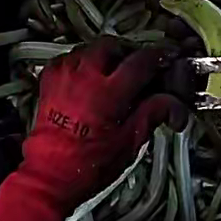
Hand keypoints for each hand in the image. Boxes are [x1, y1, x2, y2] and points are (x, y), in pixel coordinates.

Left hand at [0, 41, 176, 220]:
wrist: (49, 175)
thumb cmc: (85, 166)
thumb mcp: (129, 143)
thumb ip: (152, 114)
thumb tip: (171, 105)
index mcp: (108, 92)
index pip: (141, 61)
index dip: (159, 56)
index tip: (166, 58)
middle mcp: (84, 77)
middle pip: (112, 45)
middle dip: (128, 51)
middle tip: (137, 64)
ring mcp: (64, 76)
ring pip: (88, 48)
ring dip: (104, 55)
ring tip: (112, 71)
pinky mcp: (49, 80)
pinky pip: (67, 58)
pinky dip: (80, 62)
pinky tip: (86, 77)